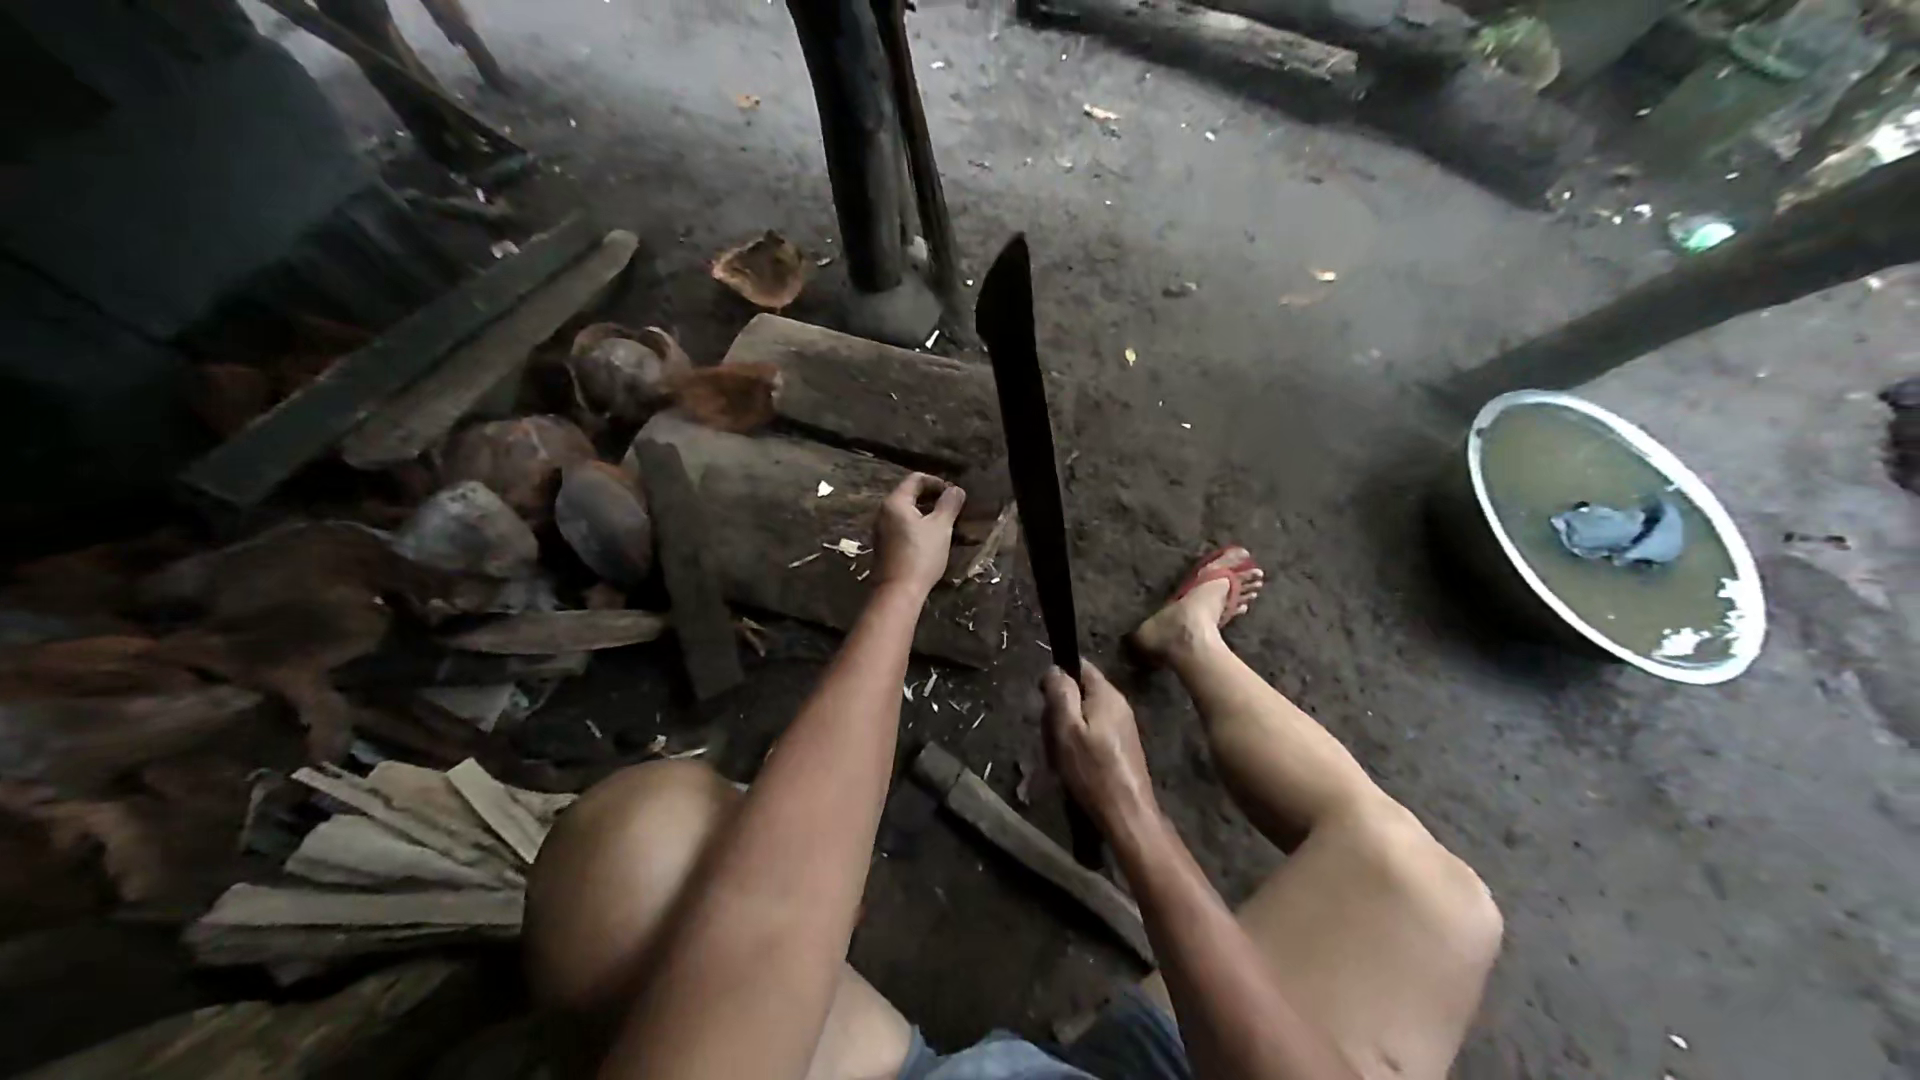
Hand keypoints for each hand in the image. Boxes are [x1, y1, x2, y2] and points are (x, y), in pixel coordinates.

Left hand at [873, 473, 964, 595]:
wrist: (898, 592)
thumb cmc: (921, 556)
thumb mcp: (941, 527)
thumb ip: (949, 504)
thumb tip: (956, 489)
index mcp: (895, 502)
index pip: (916, 479)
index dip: (938, 482)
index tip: (954, 495)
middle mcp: (883, 512)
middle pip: (910, 494)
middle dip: (934, 498)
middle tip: (953, 509)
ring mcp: (881, 530)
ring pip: (907, 512)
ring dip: (928, 514)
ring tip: (947, 524)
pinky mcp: (884, 545)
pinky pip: (903, 527)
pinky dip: (918, 526)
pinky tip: (933, 539)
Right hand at [1042, 661, 1157, 830]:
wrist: (1126, 815)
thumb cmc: (1092, 770)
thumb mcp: (1067, 728)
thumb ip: (1060, 693)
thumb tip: (1055, 668)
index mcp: (1107, 694)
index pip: (1080, 666)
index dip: (1057, 678)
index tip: (1043, 700)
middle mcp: (1118, 705)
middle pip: (1079, 693)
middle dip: (1059, 711)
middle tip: (1050, 737)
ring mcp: (1122, 727)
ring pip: (1083, 716)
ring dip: (1065, 732)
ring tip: (1058, 757)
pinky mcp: (1120, 747)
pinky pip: (1092, 734)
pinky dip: (1077, 745)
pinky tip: (1070, 766)